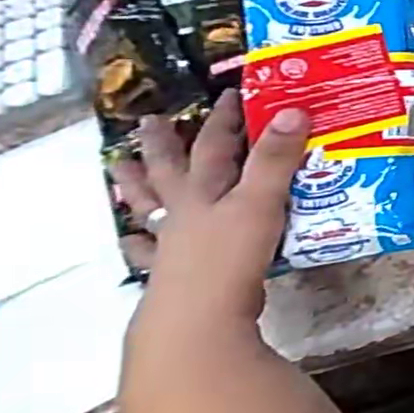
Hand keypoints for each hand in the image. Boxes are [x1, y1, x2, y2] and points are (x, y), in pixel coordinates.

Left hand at [115, 90, 309, 345]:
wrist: (197, 319)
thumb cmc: (230, 255)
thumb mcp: (262, 200)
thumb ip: (277, 158)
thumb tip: (293, 110)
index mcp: (204, 190)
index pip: (215, 145)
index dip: (225, 119)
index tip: (232, 94)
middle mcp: (184, 209)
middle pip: (170, 169)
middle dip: (164, 144)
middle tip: (148, 122)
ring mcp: (173, 242)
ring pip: (151, 205)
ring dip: (137, 186)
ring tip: (119, 171)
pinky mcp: (174, 270)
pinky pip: (148, 251)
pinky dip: (139, 242)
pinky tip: (133, 240)